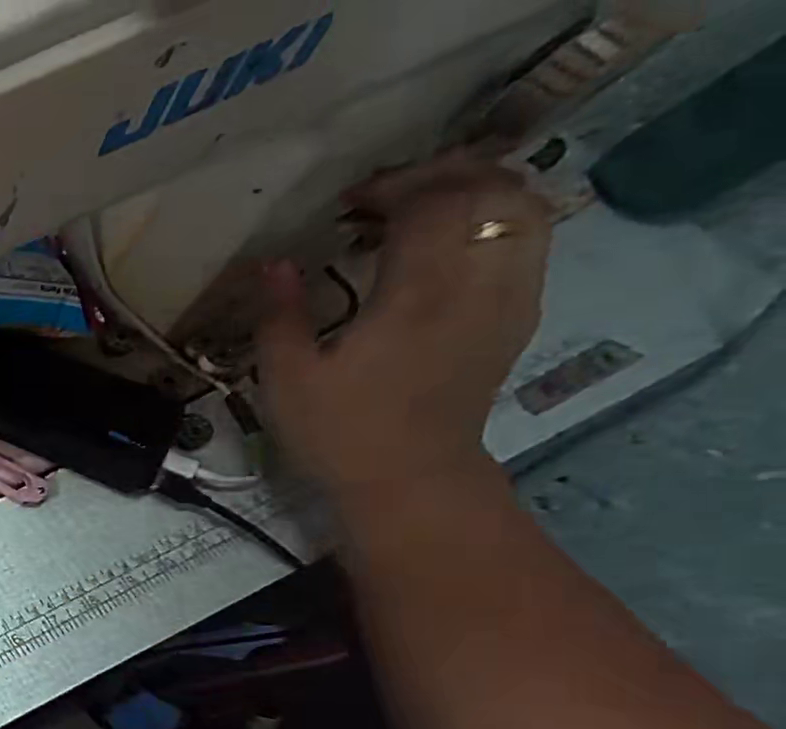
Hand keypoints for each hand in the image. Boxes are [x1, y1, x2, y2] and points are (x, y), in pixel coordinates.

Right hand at [256, 153, 550, 502]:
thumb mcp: (287, 380)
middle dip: (437, 175)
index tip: (348, 205)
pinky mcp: (517, 314)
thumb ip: (280, 316)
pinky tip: (450, 240)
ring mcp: (509, 298)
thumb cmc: (339, 431)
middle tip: (386, 194)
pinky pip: (529, 238)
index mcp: (417, 297)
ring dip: (474, 190)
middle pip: (489, 189)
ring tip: (422, 205)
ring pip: (523, 206)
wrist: (409, 478)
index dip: (392, 186)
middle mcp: (477, 285)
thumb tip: (273, 264)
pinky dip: (494, 219)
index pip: (431, 203)